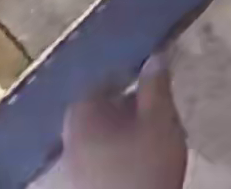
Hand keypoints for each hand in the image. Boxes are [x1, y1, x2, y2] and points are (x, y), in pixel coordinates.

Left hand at [48, 56, 186, 188]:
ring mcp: (73, 173)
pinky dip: (114, 145)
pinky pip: (95, 156)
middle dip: (118, 101)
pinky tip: (137, 148)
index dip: (114, 77)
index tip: (140, 71)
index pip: (89, 92)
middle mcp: (70, 148)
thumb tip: (155, 55)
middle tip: (148, 94)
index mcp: (84, 126)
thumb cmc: (147, 163)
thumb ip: (156, 85)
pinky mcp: (84, 188)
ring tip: (147, 121)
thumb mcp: (160, 118)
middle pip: (88, 115)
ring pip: (92, 137)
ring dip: (117, 124)